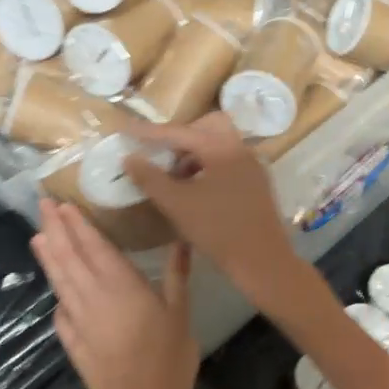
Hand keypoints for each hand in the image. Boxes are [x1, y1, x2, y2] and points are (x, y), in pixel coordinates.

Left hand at [31, 199, 197, 388]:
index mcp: (122, 286)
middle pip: (69, 258)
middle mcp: (94, 298)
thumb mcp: (181, 315)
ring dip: (48, 257)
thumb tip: (181, 241)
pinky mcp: (73, 343)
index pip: (94, 247)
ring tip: (37, 236)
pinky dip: (57, 296)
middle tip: (42, 206)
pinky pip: (61, 312)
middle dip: (56, 230)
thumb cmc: (169, 360)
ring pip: (60, 281)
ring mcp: (79, 321)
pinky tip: (56, 291)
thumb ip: (177, 276)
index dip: (78, 224)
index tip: (63, 203)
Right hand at [122, 112, 304, 310]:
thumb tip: (128, 158)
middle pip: (207, 127)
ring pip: (220, 144)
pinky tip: (194, 187)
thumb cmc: (218, 230)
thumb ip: (150, 178)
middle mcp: (241, 148)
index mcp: (222, 147)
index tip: (126, 129)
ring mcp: (253, 165)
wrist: (262, 261)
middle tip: (158, 152)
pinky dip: (208, 165)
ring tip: (173, 174)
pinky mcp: (257, 182)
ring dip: (194, 153)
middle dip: (180, 136)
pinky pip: (229, 161)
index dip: (150, 132)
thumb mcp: (177, 204)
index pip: (180, 131)